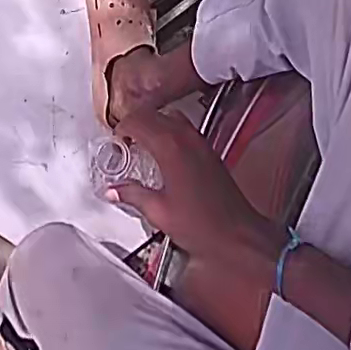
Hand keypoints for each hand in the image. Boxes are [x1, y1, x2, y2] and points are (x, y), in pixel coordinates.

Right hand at [109, 109, 285, 283]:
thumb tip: (112, 190)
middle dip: (134, 123)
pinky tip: (162, 153)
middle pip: (152, 113)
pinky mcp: (208, 150)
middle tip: (124, 142)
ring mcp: (199, 141)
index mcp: (169, 147)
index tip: (116, 141)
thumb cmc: (202, 226)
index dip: (122, 128)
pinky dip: (167, 130)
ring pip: (168, 115)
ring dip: (152, 124)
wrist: (238, 236)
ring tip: (141, 144)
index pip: (138, 121)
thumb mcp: (158, 212)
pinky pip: (182, 126)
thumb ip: (132, 194)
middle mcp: (185, 137)